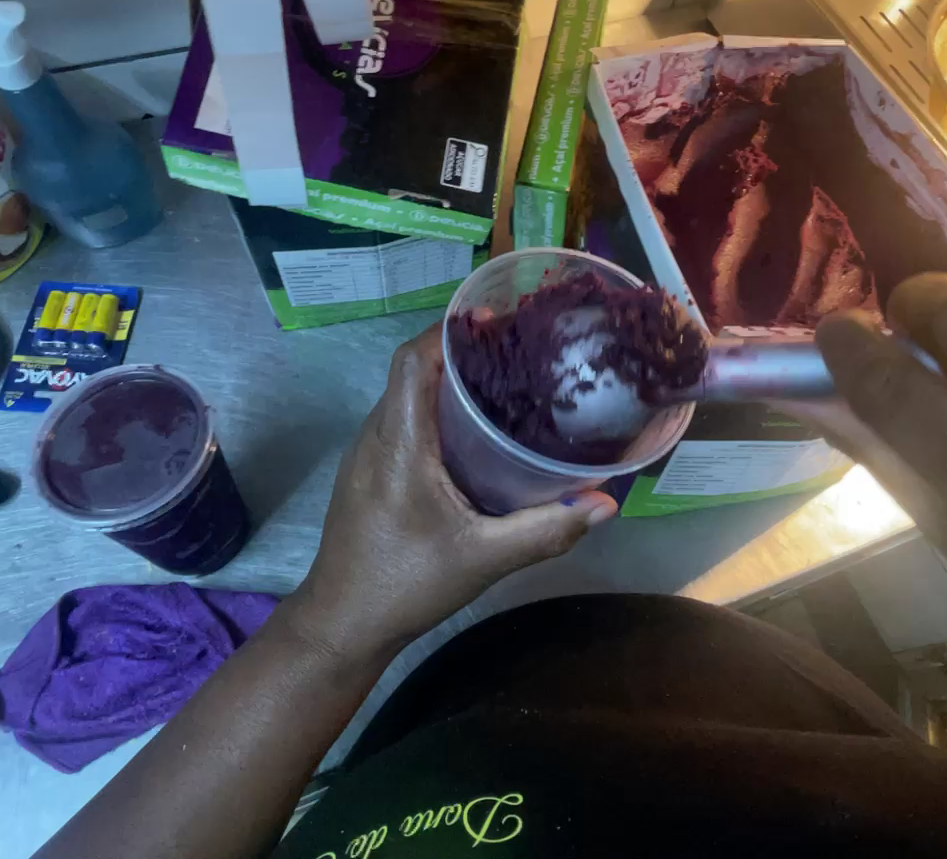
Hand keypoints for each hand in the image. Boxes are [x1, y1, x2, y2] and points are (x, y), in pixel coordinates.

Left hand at [292, 325, 616, 655]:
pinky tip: (472, 432)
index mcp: (399, 443)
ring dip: (446, 382)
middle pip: (412, 371)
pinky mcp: (369, 470)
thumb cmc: (404, 584)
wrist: (341, 624)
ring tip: (501, 383)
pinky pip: (402, 420)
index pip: (411, 361)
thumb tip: (605, 505)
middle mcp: (376, 435)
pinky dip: (435, 409)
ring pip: (406, 396)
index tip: (493, 321)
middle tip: (514, 352)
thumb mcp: (482, 558)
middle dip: (459, 353)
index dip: (447, 332)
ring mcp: (367, 453)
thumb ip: (544, 530)